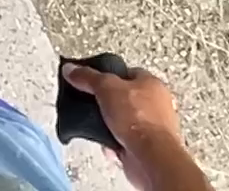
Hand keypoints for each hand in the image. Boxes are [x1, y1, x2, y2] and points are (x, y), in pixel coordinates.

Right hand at [63, 64, 205, 189]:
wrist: (150, 157)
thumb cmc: (140, 119)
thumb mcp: (104, 86)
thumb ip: (86, 76)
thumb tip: (71, 69)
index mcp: (152, 83)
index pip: (126, 71)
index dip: (106, 73)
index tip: (90, 76)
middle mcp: (157, 105)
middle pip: (124, 97)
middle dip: (108, 102)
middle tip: (94, 102)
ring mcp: (154, 129)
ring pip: (124, 121)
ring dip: (109, 124)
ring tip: (100, 124)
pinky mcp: (148, 149)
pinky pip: (124, 140)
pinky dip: (113, 141)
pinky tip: (107, 141)